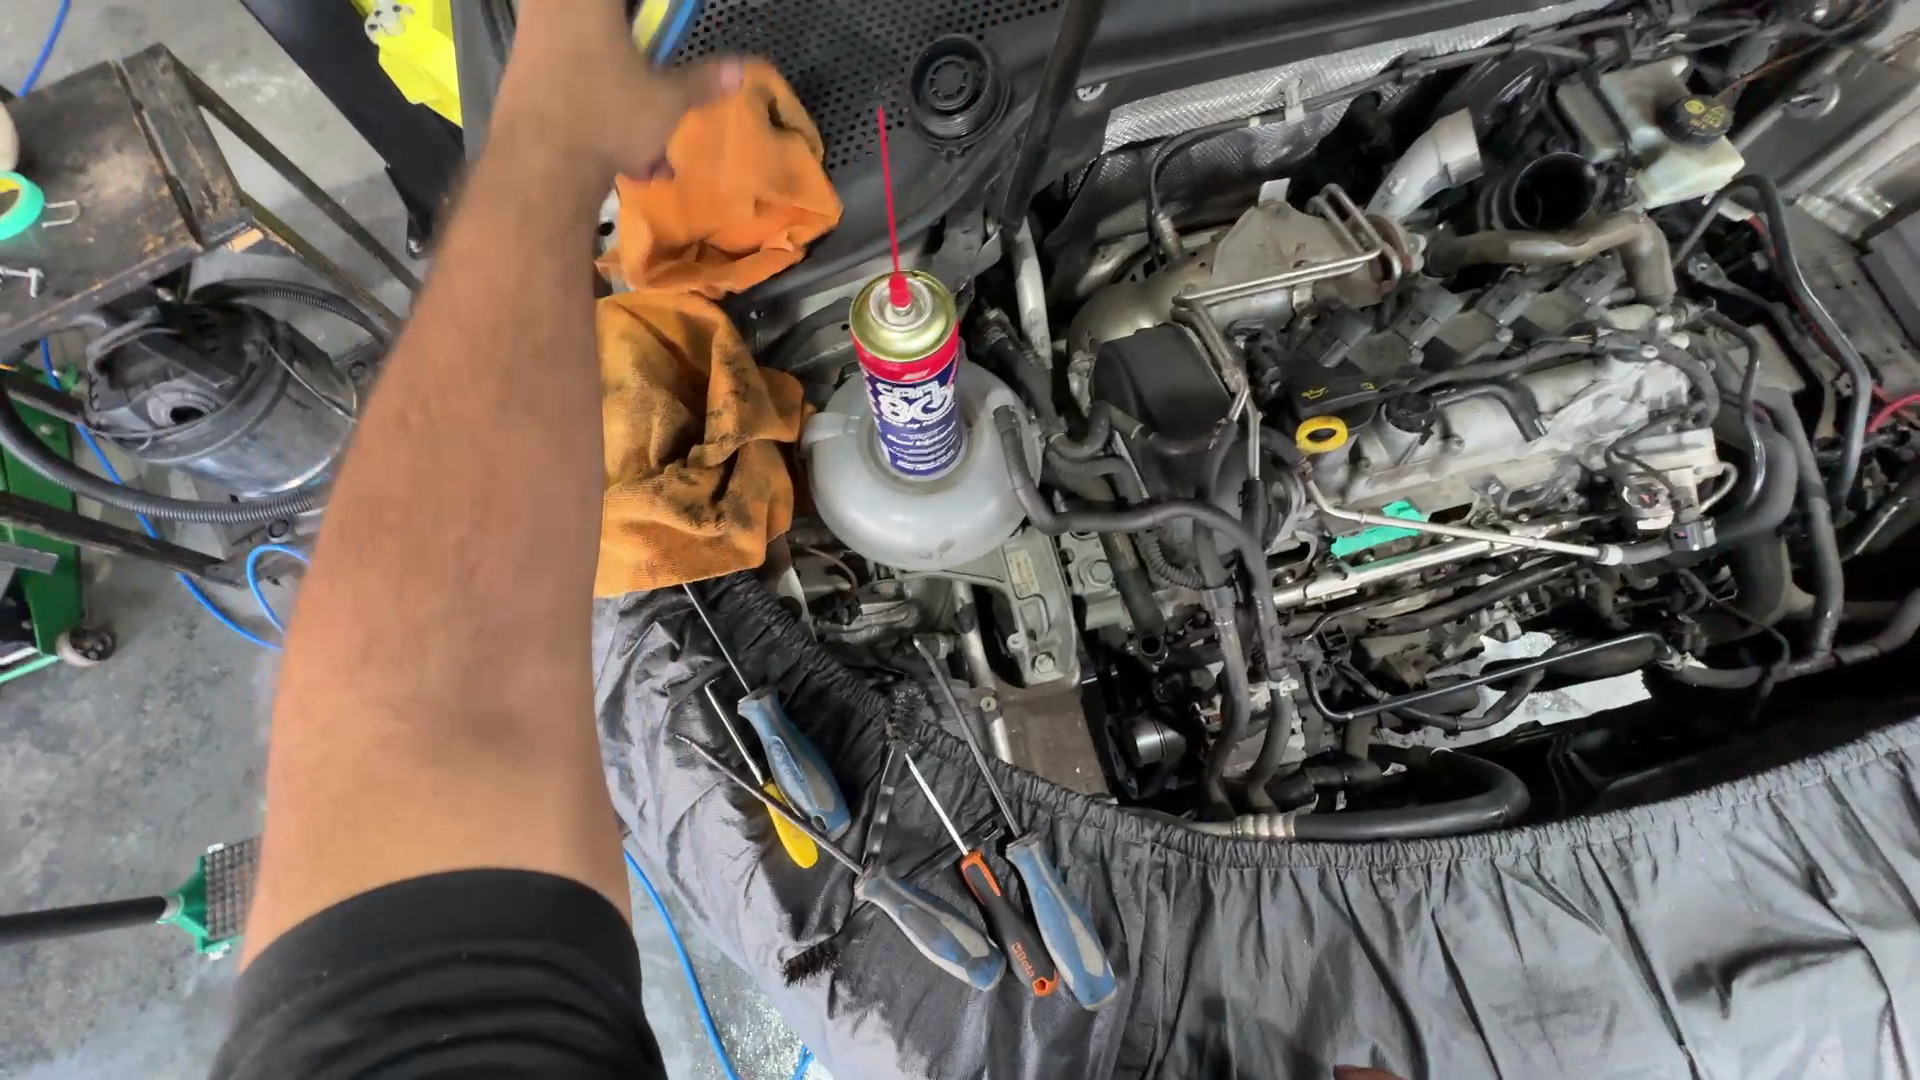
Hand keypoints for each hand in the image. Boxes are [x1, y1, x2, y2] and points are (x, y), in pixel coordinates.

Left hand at [492, 0, 742, 183]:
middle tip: (659, 78)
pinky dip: (602, 112)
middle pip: (608, 24)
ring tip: (652, 152)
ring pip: (592, 57)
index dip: (650, 18)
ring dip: (628, 97)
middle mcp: (553, 4)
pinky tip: (628, 161)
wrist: (540, 160)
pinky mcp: (524, 72)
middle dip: (639, 56)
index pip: (628, 5)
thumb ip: (701, 81)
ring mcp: (532, 36)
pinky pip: (573, 81)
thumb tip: (740, 69)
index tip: (662, 30)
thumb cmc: (609, 114)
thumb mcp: (667, 101)